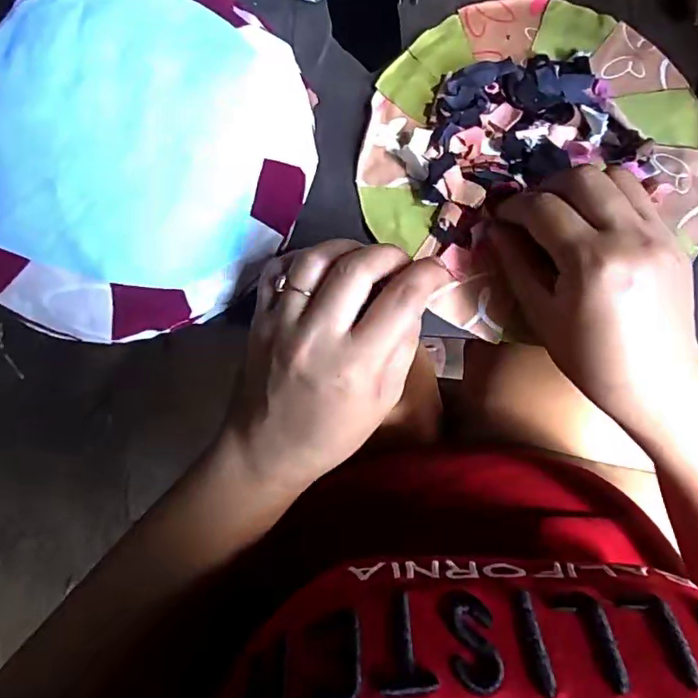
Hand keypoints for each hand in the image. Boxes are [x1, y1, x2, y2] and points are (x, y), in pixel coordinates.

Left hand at [226, 240, 451, 490]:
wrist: (267, 449)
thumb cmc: (335, 432)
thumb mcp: (386, 398)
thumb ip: (403, 344)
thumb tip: (415, 297)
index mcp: (356, 363)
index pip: (401, 298)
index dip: (428, 274)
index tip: (438, 270)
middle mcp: (318, 335)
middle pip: (359, 266)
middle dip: (391, 254)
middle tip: (402, 263)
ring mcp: (282, 322)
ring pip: (317, 257)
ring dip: (350, 247)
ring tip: (364, 260)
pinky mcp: (259, 316)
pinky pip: (279, 267)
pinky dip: (306, 257)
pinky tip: (325, 268)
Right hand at [487, 166, 697, 447]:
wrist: (659, 383)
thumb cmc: (592, 360)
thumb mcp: (542, 316)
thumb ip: (516, 264)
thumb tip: (495, 227)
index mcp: (591, 262)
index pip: (543, 207)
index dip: (514, 205)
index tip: (502, 216)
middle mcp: (628, 237)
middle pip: (580, 177)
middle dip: (547, 186)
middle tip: (533, 210)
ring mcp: (657, 234)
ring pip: (615, 175)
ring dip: (583, 184)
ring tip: (568, 209)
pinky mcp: (673, 238)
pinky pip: (640, 195)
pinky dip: (613, 196)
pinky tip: (599, 219)